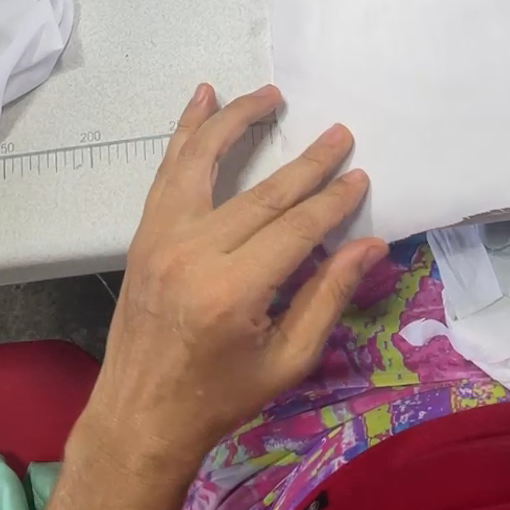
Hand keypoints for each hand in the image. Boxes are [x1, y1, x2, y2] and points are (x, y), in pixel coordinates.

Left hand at [71, 83, 386, 478]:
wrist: (139, 416)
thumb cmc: (219, 396)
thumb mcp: (287, 361)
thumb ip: (329, 297)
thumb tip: (371, 244)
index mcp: (232, 292)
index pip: (296, 229)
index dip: (332, 200)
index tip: (359, 175)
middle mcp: (193, 253)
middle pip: (262, 193)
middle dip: (307, 162)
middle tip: (339, 133)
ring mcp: (162, 238)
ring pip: (203, 160)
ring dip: (237, 119)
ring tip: (270, 93)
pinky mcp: (146, 233)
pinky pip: (169, 170)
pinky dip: (186, 130)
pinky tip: (203, 99)